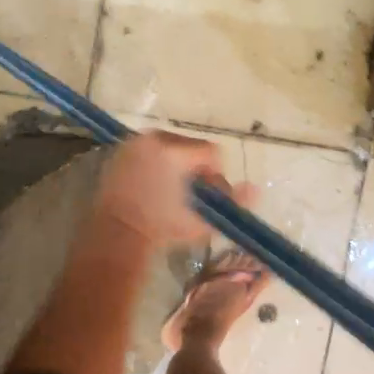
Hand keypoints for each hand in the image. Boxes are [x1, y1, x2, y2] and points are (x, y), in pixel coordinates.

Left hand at [93, 131, 245, 245]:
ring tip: (170, 191)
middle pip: (190, 146)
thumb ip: (231, 202)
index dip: (215, 173)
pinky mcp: (121, 151)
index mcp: (175, 151)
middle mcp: (154, 139)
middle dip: (195, 167)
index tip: (207, 194)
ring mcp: (134, 143)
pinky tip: (153, 186)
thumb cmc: (162, 228)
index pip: (212, 152)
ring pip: (169, 146)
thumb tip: (256, 190)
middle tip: (189, 193)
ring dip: (176, 164)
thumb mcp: (200, 219)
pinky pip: (149, 150)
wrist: (117, 234)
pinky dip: (156, 163)